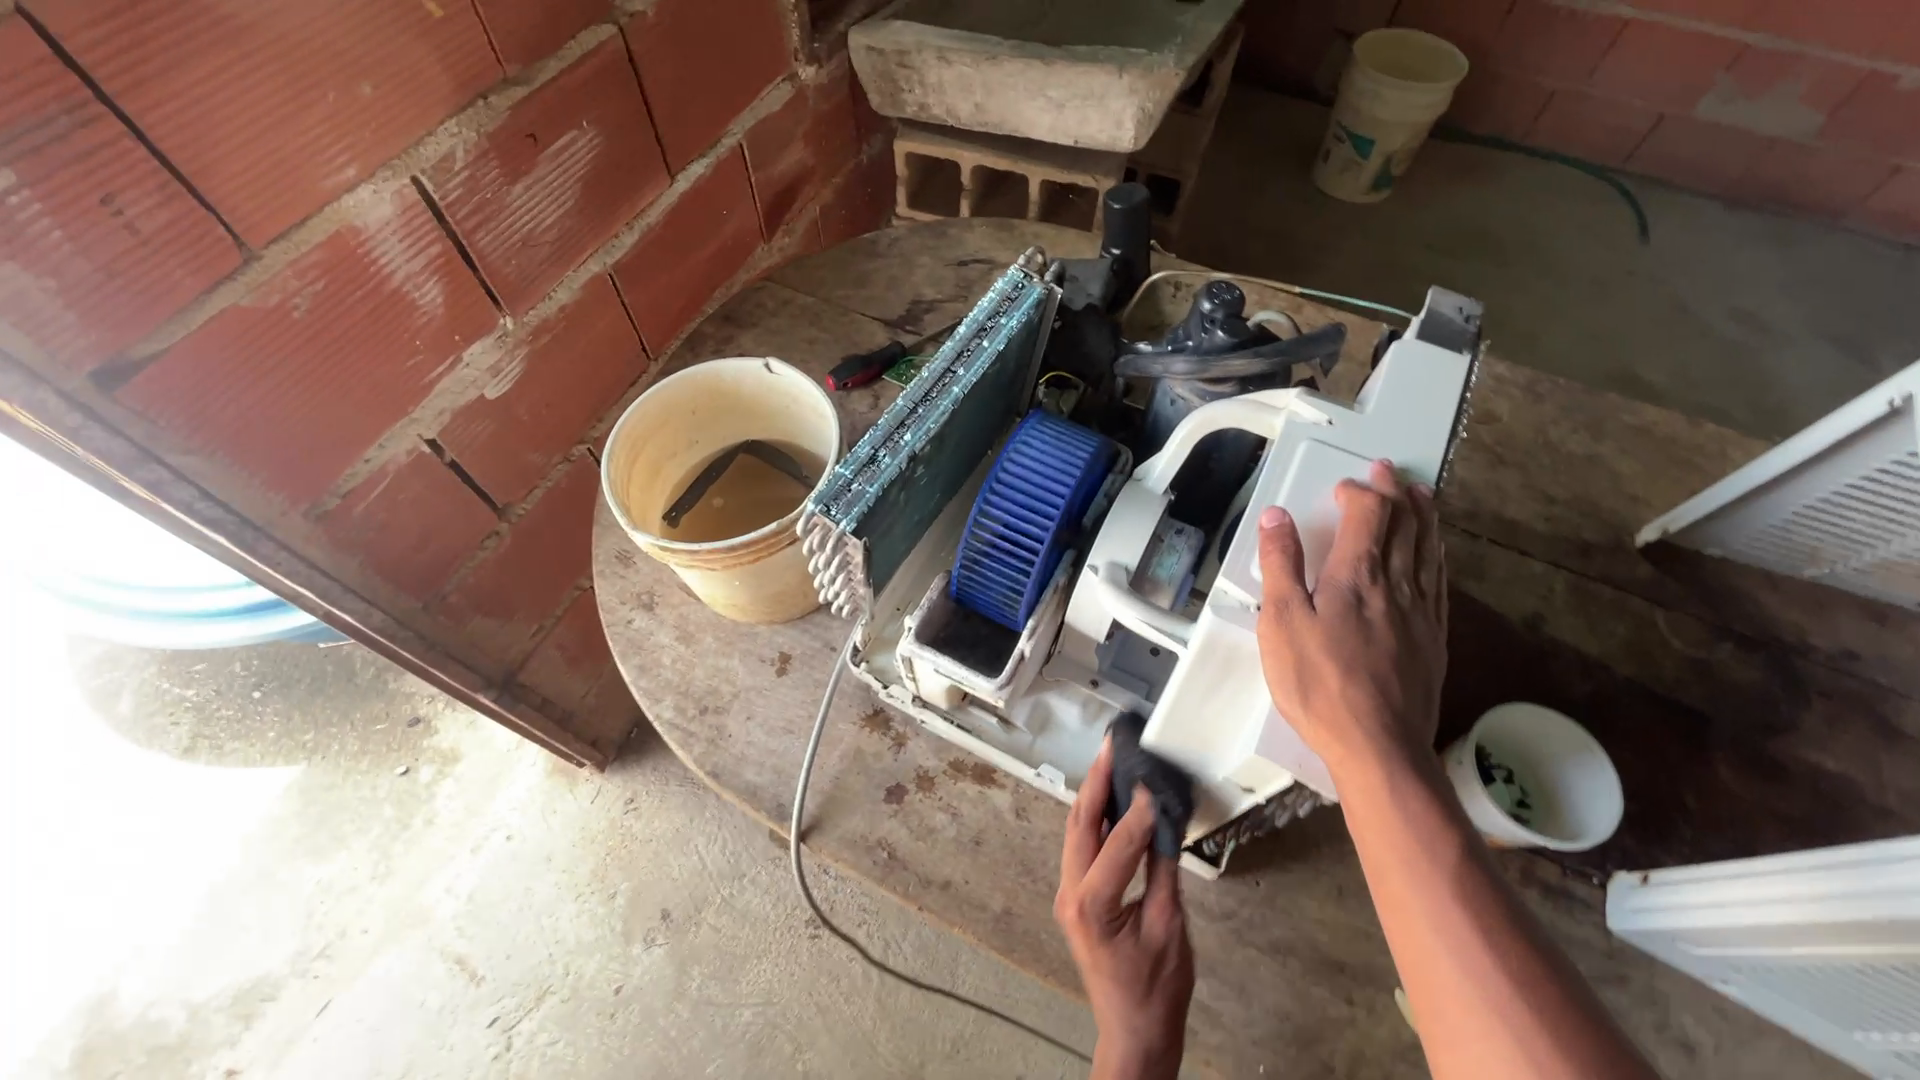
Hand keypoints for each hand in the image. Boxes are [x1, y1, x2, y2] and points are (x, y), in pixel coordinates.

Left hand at [1055, 738, 1192, 1079]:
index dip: (1137, 809)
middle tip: (1111, 745)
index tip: (1153, 780)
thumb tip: (1162, 822)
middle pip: (1080, 824)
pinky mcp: (1075, 897)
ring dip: (1093, 794)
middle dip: (1095, 781)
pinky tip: (1111, 799)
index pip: (1116, 843)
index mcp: (1091, 904)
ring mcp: (1068, 894)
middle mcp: (1069, 893)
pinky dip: (1096, 818)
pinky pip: (1082, 847)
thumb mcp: (1168, 928)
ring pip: (1076, 831)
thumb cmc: (1156, 990)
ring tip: (1110, 760)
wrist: (1134, 1031)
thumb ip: (1162, 872)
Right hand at [1255, 459, 1447, 779]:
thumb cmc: (1319, 684)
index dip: (1358, 492)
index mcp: (1356, 575)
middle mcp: (1396, 584)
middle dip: (1395, 492)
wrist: (1379, 745)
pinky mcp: (1434, 638)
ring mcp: (1421, 611)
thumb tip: (1276, 518)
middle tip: (1389, 472)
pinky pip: (1440, 580)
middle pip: (1406, 524)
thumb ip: (1280, 565)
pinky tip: (1434, 554)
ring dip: (1424, 516)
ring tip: (1421, 495)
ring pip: (1429, 548)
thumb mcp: (1281, 623)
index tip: (1342, 487)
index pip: (1368, 514)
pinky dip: (1436, 554)